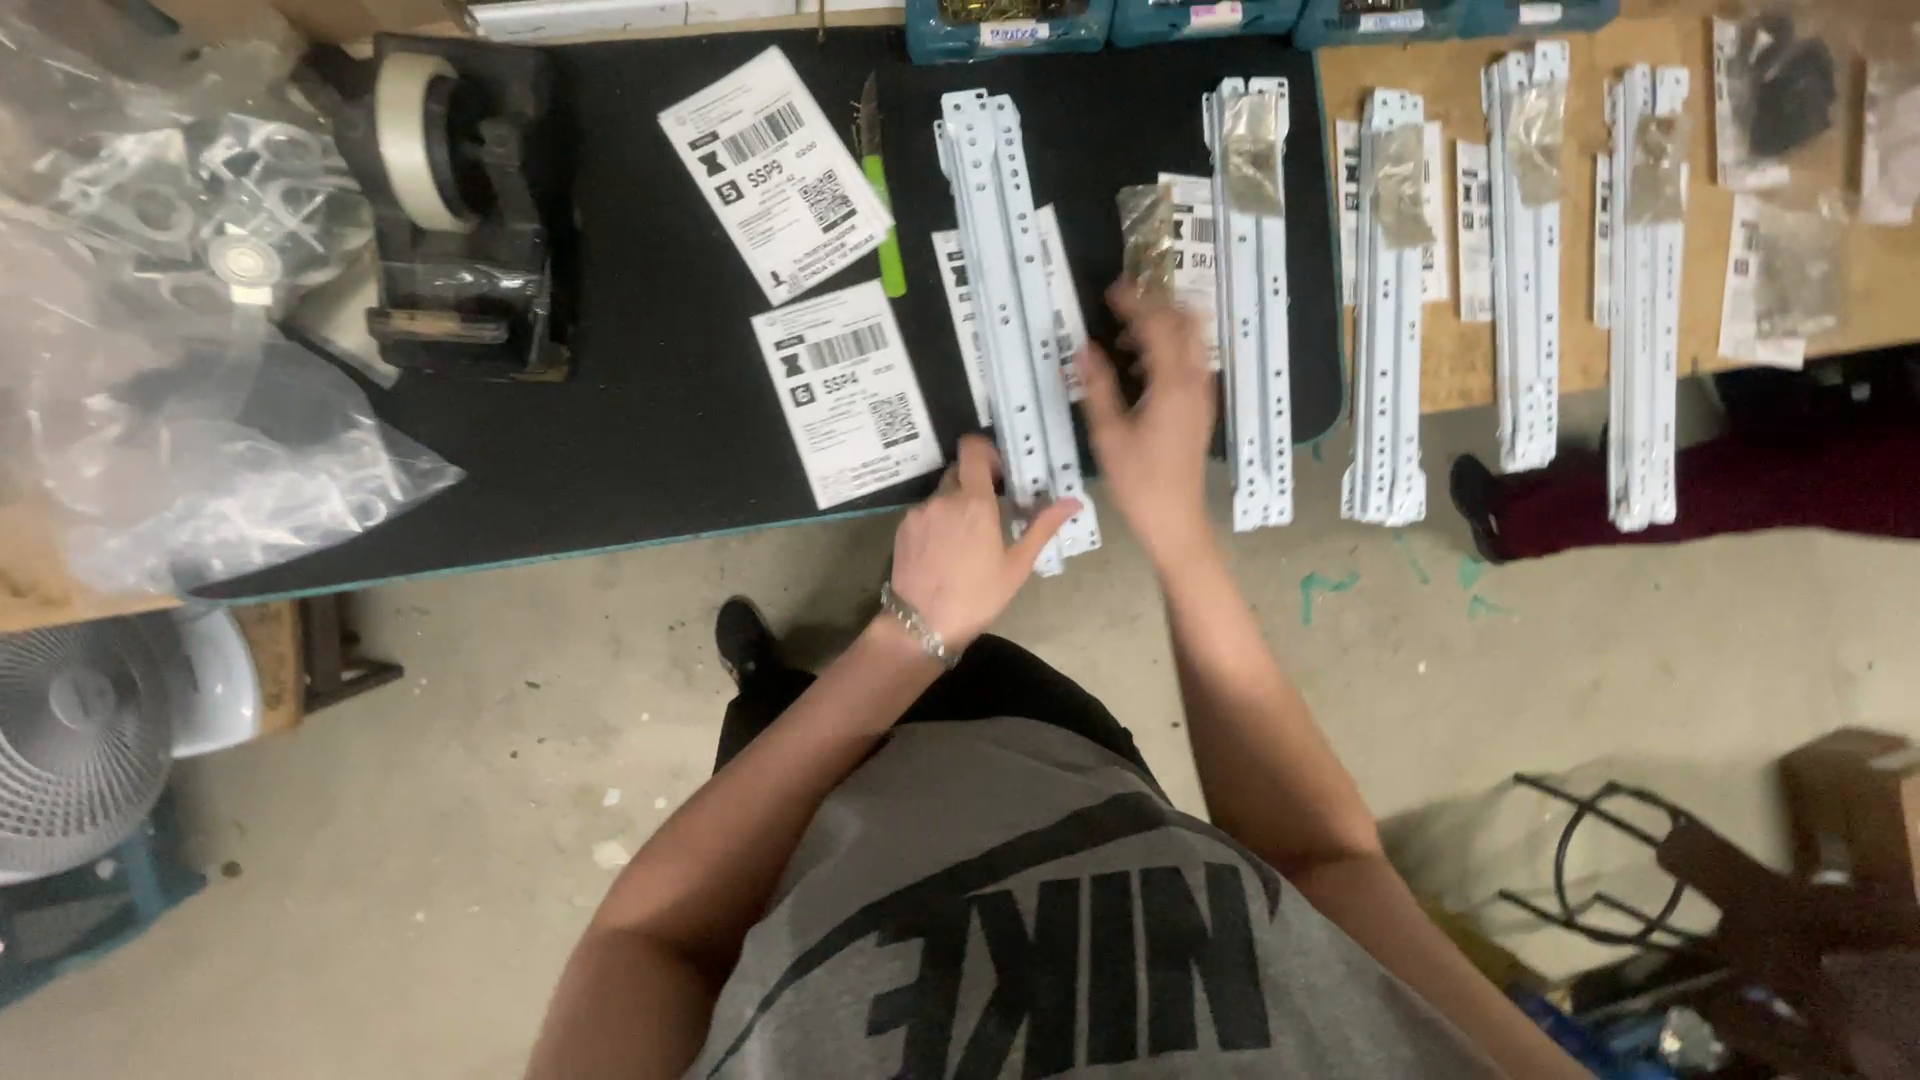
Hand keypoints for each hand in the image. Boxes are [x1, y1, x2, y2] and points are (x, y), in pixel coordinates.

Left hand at [888, 435, 1079, 649]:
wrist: (923, 624)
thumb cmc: (977, 597)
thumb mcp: (1017, 565)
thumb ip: (1042, 526)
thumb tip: (1073, 501)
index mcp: (974, 502)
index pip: (973, 449)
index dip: (987, 452)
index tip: (999, 473)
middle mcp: (943, 499)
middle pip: (959, 471)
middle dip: (975, 483)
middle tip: (990, 510)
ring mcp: (919, 512)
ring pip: (941, 494)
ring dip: (955, 505)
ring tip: (966, 539)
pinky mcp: (903, 527)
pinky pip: (925, 512)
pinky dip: (937, 521)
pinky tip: (944, 550)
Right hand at [1078, 280, 1217, 566]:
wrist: (1175, 519)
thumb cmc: (1138, 482)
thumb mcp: (1109, 435)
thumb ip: (1098, 386)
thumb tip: (1085, 349)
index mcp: (1171, 385)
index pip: (1158, 324)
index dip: (1136, 301)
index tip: (1112, 289)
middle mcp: (1195, 382)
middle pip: (1187, 321)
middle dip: (1157, 304)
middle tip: (1123, 305)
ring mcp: (1202, 394)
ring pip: (1192, 340)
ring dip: (1163, 328)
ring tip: (1126, 339)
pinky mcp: (1201, 408)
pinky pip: (1191, 362)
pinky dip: (1169, 351)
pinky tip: (1139, 370)